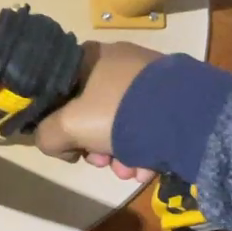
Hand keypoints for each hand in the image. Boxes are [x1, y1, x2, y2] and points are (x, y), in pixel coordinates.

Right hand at [34, 41, 161, 181]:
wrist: (183, 116)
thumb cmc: (116, 113)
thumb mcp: (68, 127)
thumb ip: (47, 135)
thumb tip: (58, 145)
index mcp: (92, 57)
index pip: (62, 88)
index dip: (59, 119)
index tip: (68, 143)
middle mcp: (120, 63)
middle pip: (92, 112)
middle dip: (94, 146)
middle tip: (100, 163)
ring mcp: (149, 80)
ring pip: (122, 124)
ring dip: (120, 156)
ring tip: (128, 173)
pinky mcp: (173, 98)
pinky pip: (148, 127)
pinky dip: (144, 152)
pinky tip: (146, 170)